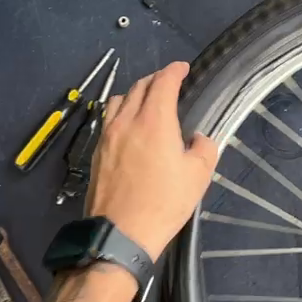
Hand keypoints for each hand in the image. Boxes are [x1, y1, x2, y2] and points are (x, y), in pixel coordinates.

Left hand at [85, 61, 219, 259]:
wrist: (120, 233)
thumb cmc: (163, 204)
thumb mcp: (198, 176)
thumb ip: (204, 148)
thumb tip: (197, 138)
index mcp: (154, 121)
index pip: (163, 83)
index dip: (175, 70)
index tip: (183, 68)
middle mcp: (127, 120)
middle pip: (139, 86)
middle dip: (156, 78)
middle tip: (170, 81)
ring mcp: (107, 135)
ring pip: (118, 99)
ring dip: (135, 92)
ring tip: (147, 100)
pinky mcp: (97, 151)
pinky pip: (108, 118)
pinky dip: (121, 110)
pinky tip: (128, 123)